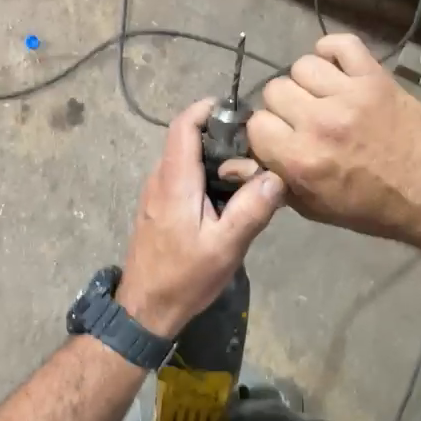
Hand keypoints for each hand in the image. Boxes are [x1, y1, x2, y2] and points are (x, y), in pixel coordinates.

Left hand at [117, 99, 283, 338]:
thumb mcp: (225, 247)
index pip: (184, 124)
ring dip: (217, 164)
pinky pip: (184, 180)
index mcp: (175, 181)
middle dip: (223, 141)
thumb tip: (276, 177)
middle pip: (190, 140)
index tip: (240, 114)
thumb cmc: (184, 278)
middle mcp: (160, 180)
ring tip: (248, 184)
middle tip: (256, 160)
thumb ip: (251, 210)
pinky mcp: (158, 210)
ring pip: (188, 161)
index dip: (209, 109)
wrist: (145, 310)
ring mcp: (156, 195)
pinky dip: (207, 180)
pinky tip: (228, 204)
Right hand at [247, 34, 420, 244]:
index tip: (280, 138)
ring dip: (308, 82)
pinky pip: (340, 44)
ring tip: (324, 97)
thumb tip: (237, 162)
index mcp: (301, 159)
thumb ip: (275, 181)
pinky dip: (333, 51)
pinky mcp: (375, 77)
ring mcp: (349, 95)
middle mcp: (320, 123)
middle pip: (275, 90)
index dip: (265, 132)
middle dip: (284, 106)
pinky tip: (336, 70)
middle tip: (304, 119)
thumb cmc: (371, 208)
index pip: (256, 124)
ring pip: (302, 65)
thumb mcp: (314, 208)